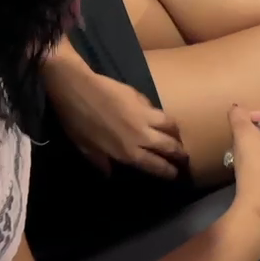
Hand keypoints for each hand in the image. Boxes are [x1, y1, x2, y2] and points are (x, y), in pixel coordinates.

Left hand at [45, 55, 186, 178]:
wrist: (76, 86)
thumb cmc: (76, 120)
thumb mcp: (84, 147)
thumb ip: (100, 162)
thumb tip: (110, 174)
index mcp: (129, 151)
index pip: (158, 166)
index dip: (169, 172)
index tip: (176, 174)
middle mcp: (142, 135)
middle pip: (170, 146)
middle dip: (180, 154)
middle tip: (184, 157)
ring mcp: (143, 113)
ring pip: (170, 124)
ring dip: (176, 132)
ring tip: (177, 135)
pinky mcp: (139, 96)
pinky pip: (155, 107)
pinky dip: (158, 114)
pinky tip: (156, 115)